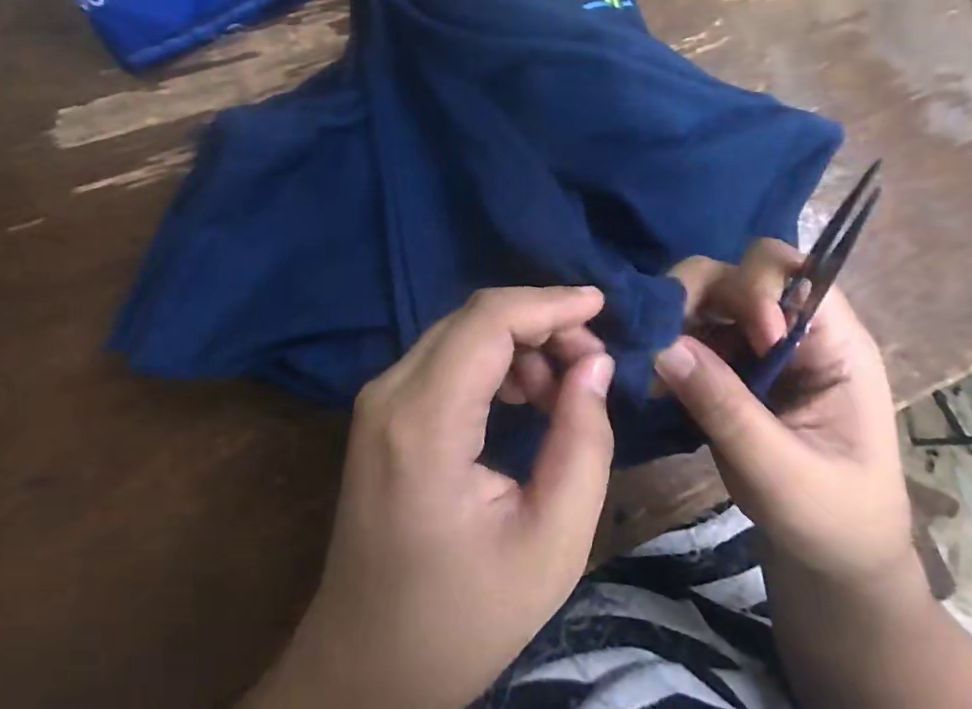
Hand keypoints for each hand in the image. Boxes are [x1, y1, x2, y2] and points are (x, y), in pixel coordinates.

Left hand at [245, 287, 615, 708]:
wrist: (367, 667)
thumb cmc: (464, 616)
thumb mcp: (551, 541)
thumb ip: (584, 442)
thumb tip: (596, 365)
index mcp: (424, 422)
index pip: (489, 320)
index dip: (551, 303)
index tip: (604, 306)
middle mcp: (389, 393)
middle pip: (474, 318)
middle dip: (542, 324)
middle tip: (594, 364)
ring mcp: (377, 401)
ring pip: (460, 333)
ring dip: (520, 345)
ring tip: (566, 390)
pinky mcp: (381, 414)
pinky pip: (445, 360)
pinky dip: (493, 363)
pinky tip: (525, 399)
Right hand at [659, 241, 912, 582]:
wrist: (834, 562)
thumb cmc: (832, 519)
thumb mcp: (782, 472)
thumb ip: (727, 408)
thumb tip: (663, 346)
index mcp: (835, 343)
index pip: (795, 273)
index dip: (758, 289)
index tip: (748, 342)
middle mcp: (795, 331)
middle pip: (741, 274)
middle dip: (700, 296)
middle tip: (668, 343)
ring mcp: (761, 347)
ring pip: (710, 300)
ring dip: (677, 322)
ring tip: (653, 367)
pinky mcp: (736, 368)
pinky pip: (696, 336)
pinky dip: (671, 349)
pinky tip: (654, 381)